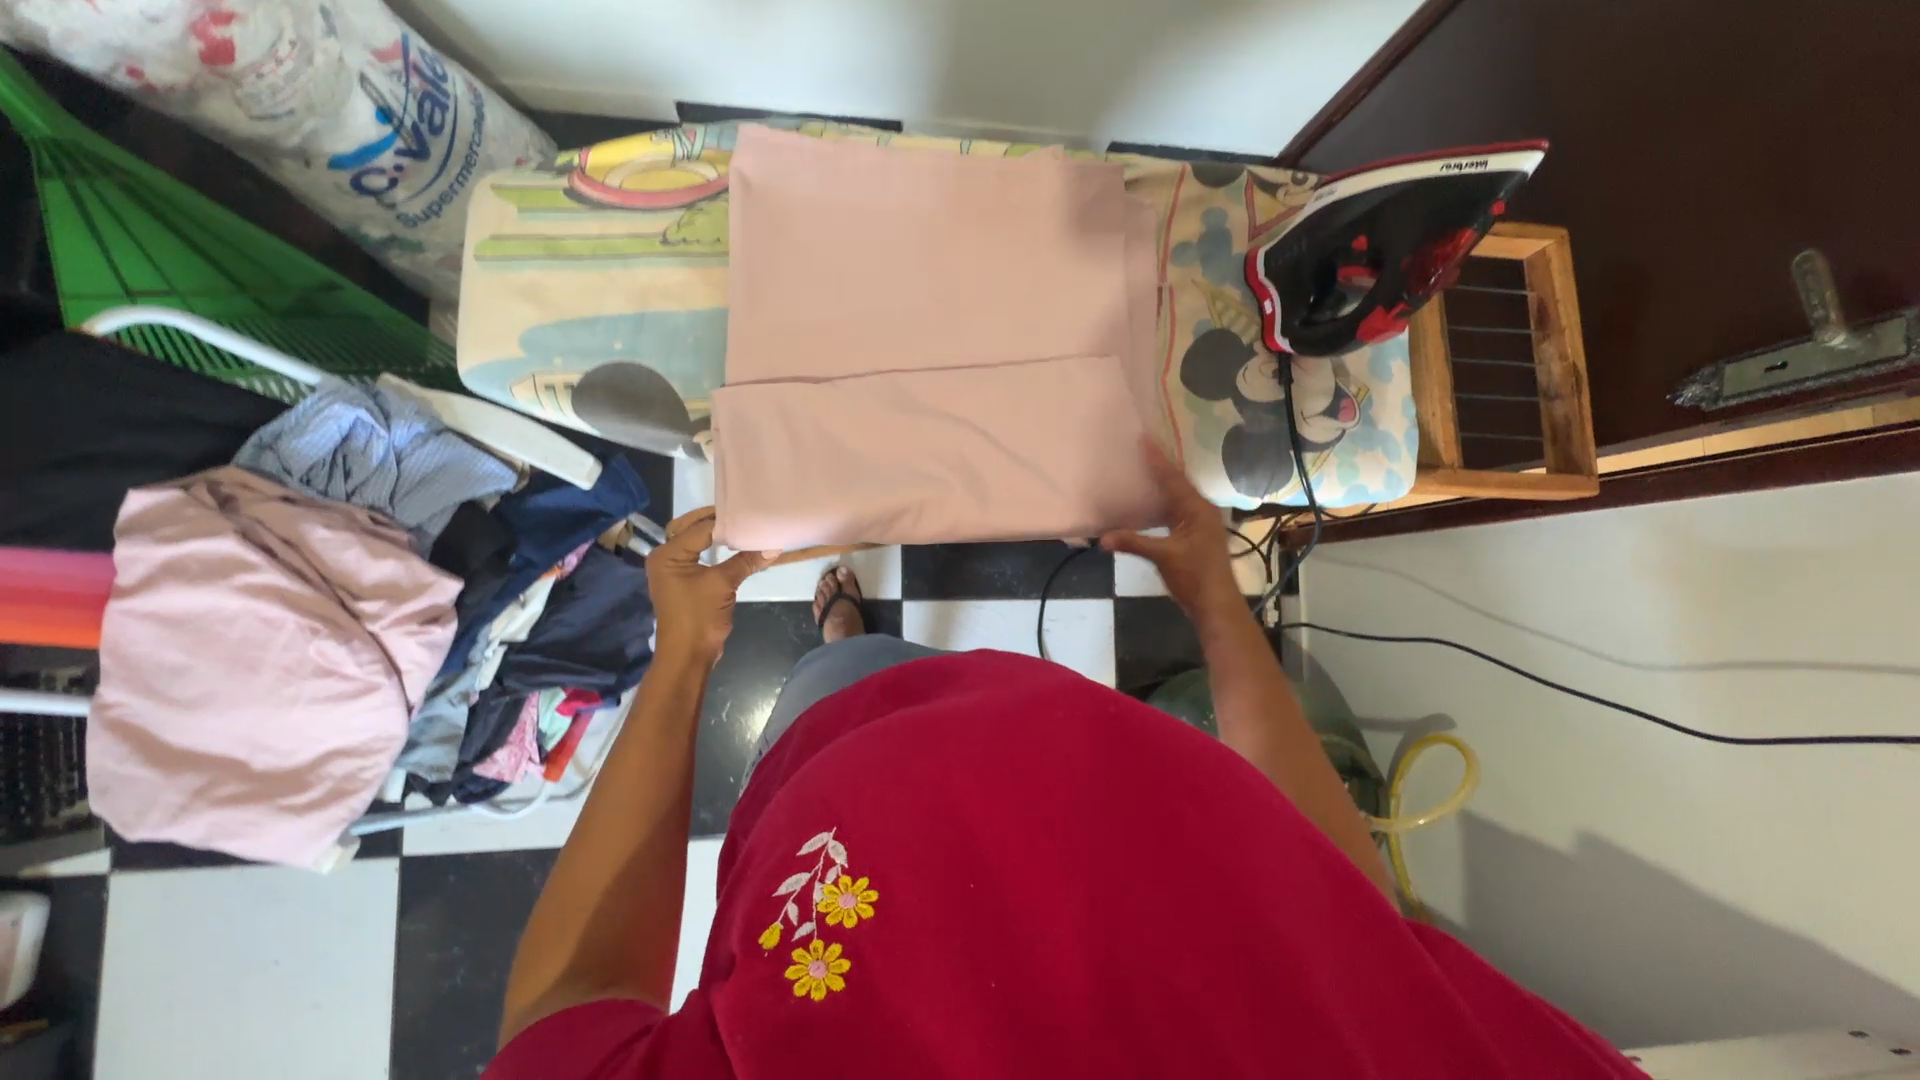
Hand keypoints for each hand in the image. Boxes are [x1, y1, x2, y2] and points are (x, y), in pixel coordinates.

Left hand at [648, 509, 774, 663]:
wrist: (688, 654)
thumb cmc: (699, 617)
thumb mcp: (723, 584)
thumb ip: (745, 561)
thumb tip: (774, 548)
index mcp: (668, 554)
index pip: (699, 528)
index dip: (725, 521)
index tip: (750, 513)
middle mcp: (666, 557)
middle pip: (690, 529)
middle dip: (716, 521)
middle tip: (743, 513)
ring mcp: (673, 570)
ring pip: (695, 542)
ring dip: (715, 535)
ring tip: (742, 527)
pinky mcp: (683, 581)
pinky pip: (699, 557)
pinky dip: (715, 550)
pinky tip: (735, 548)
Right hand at [1100, 441, 1245, 625]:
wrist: (1216, 605)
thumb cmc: (1195, 578)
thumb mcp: (1163, 557)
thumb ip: (1133, 543)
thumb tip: (1102, 538)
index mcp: (1197, 509)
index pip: (1173, 478)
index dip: (1157, 459)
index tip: (1144, 438)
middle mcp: (1201, 511)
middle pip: (1177, 483)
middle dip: (1159, 466)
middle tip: (1140, 448)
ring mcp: (1200, 524)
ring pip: (1177, 497)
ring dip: (1161, 484)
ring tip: (1142, 469)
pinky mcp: (1195, 536)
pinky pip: (1175, 511)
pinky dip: (1161, 503)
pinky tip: (1148, 502)